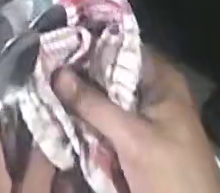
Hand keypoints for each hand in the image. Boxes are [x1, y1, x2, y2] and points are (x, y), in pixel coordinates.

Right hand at [55, 53, 219, 192]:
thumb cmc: (174, 179)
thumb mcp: (132, 139)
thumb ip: (93, 104)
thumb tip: (55, 71)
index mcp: (161, 78)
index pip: (119, 44)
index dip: (88, 41)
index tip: (56, 40)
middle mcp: (153, 90)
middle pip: (109, 71)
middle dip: (80, 73)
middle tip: (45, 66)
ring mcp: (146, 117)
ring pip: (106, 98)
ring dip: (82, 98)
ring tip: (46, 86)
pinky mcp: (138, 142)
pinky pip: (108, 122)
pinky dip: (89, 120)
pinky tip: (62, 114)